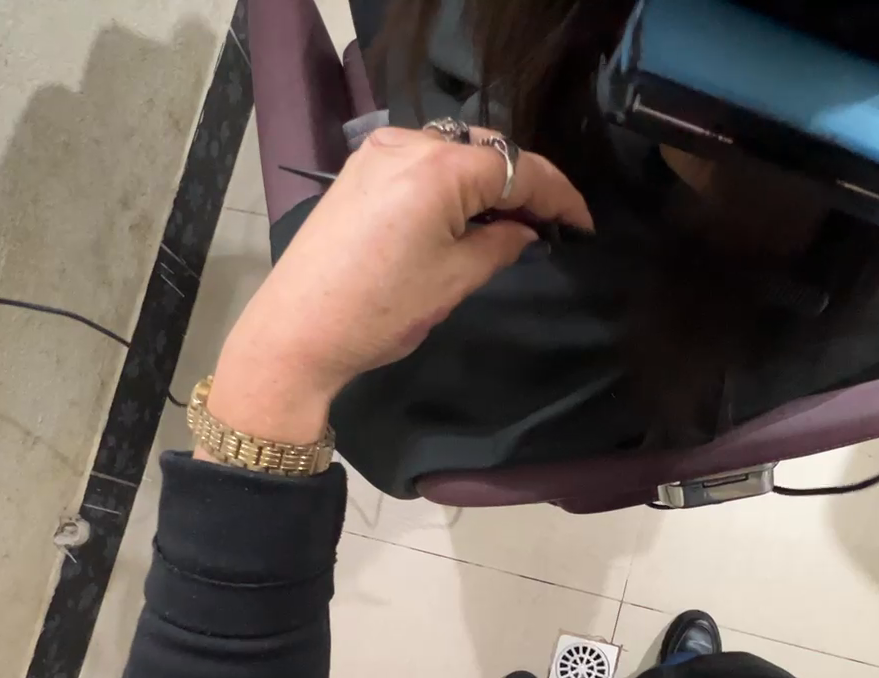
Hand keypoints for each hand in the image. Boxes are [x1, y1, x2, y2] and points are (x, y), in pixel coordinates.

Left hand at [203, 127, 592, 445]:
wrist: (297, 333)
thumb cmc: (379, 312)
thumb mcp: (452, 282)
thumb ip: (498, 245)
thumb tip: (526, 229)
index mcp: (440, 168)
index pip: (519, 168)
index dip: (559, 196)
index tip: (582, 224)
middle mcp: (408, 144)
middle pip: (486, 151)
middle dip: (521, 185)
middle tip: (545, 225)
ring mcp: (377, 154)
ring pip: (452, 154)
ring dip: (484, 183)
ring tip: (505, 223)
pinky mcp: (357, 172)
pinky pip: (420, 164)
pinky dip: (448, 184)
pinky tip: (458, 215)